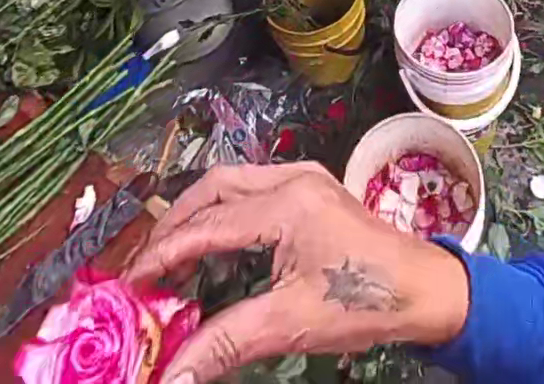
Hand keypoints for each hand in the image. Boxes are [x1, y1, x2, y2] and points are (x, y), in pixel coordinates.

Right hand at [126, 163, 469, 383]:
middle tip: (144, 271)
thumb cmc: (361, 298)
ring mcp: (307, 179)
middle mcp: (295, 178)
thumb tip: (166, 378)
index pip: (207, 224)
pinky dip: (225, 214)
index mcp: (288, 202)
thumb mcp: (288, 323)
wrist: (418, 284)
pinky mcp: (313, 190)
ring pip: (235, 183)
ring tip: (169, 262)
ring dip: (199, 215)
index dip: (161, 256)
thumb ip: (221, 344)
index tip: (125, 289)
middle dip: (175, 223)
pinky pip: (255, 190)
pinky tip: (213, 249)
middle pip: (216, 186)